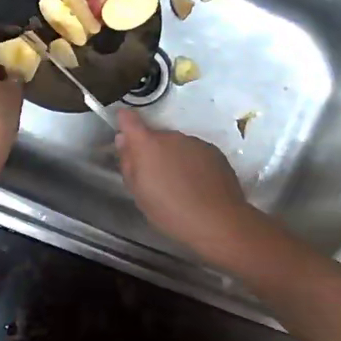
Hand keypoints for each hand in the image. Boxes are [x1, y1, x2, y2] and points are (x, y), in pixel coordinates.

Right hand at [114, 109, 262, 259]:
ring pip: (177, 145)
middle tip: (156, 179)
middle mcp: (171, 136)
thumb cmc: (169, 211)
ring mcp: (195, 142)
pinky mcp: (214, 151)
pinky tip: (198, 186)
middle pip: (156, 137)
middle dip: (153, 152)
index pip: (129, 120)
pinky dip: (193, 164)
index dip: (125, 122)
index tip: (124, 131)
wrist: (217, 220)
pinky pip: (195, 153)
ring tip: (180, 186)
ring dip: (174, 158)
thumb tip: (123, 140)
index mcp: (148, 145)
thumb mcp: (139, 193)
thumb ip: (128, 163)